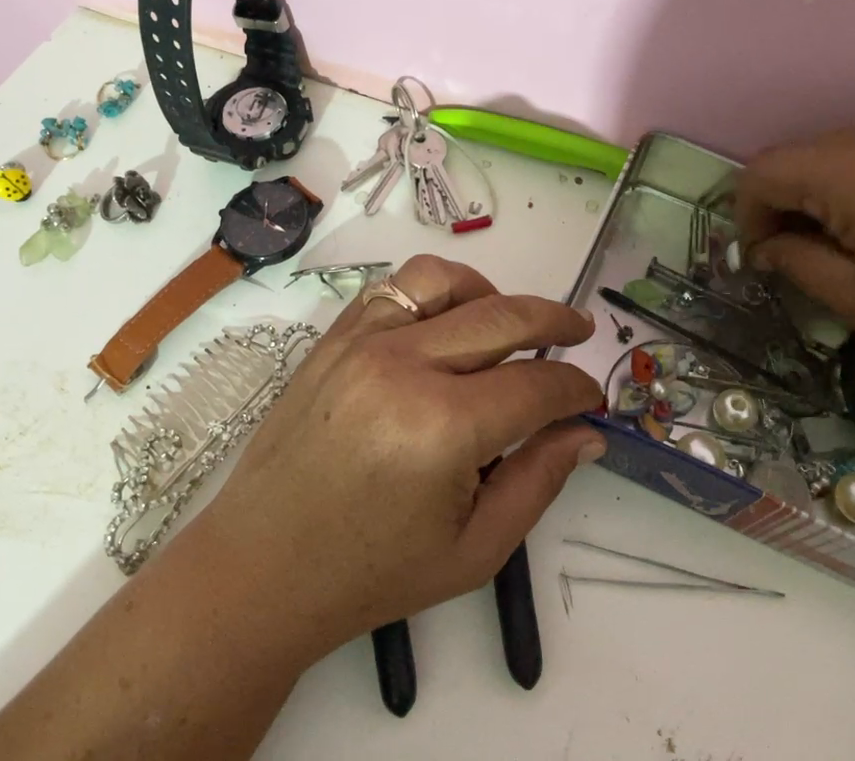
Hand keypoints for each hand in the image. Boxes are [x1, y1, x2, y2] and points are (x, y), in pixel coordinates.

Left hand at [192, 255, 605, 657]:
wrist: (263, 568)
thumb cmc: (373, 572)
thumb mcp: (475, 550)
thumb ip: (540, 481)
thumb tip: (588, 432)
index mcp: (443, 426)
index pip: (537, 384)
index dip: (576, 388)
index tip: (590, 400)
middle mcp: (404, 367)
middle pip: (504, 315)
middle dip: (557, 321)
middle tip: (579, 333)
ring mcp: (361, 344)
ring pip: (444, 281)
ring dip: (491, 293)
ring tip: (509, 322)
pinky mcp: (333, 340)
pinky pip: (394, 289)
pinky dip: (433, 292)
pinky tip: (447, 323)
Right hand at [736, 109, 854, 377]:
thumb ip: (798, 264)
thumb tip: (770, 246)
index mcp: (851, 166)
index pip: (762, 172)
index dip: (747, 216)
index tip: (767, 261)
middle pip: (804, 156)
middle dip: (790, 206)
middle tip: (810, 261)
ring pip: (847, 152)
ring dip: (832, 195)